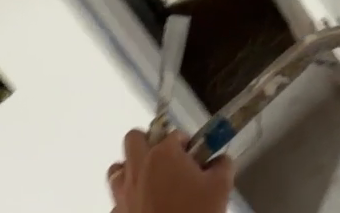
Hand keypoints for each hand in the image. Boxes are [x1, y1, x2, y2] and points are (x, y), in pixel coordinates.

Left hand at [107, 129, 234, 212]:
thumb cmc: (196, 212)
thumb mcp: (221, 187)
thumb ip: (222, 165)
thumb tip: (219, 160)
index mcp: (164, 154)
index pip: (176, 135)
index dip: (187, 145)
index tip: (195, 158)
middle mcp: (138, 167)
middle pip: (134, 138)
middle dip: (148, 143)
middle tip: (165, 160)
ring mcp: (123, 192)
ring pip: (117, 168)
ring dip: (131, 170)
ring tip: (149, 182)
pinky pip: (116, 200)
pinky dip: (127, 200)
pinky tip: (142, 209)